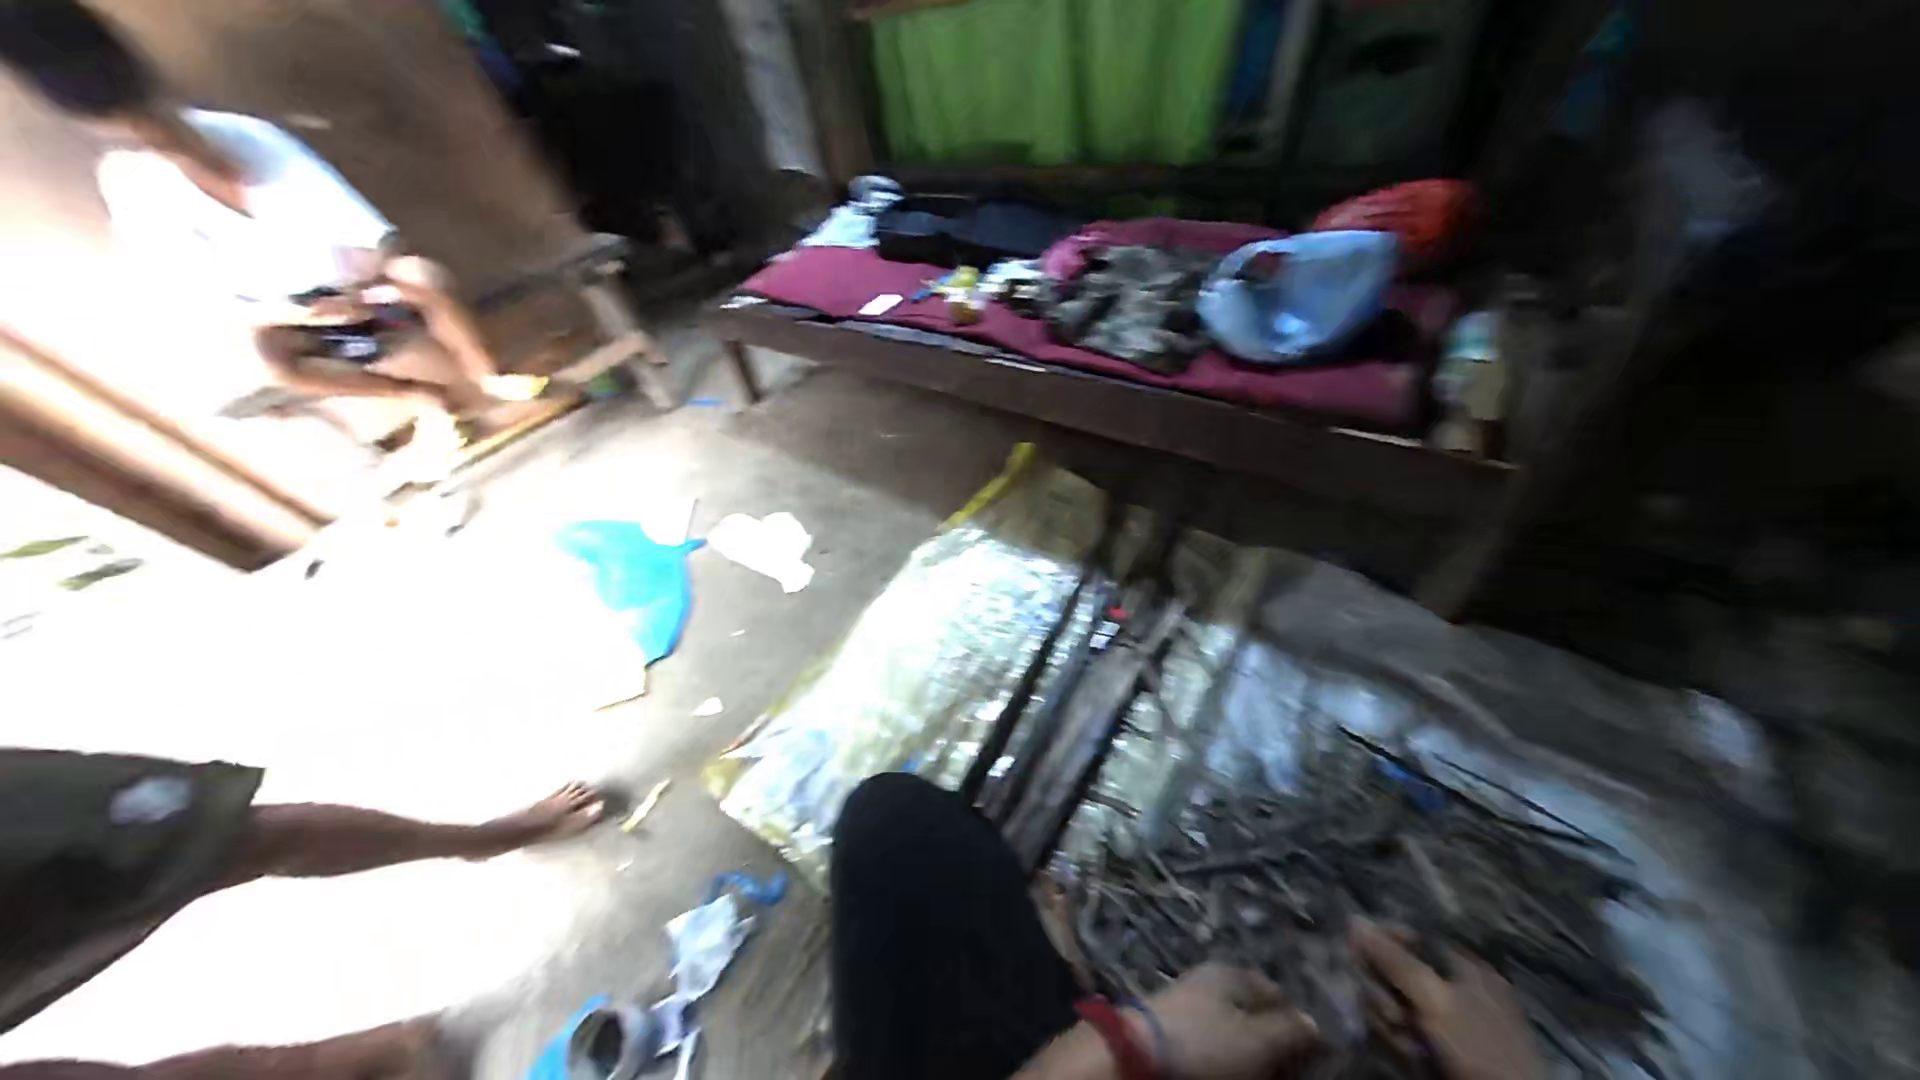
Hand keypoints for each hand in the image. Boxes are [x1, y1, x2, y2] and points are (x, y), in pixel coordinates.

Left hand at [1136, 963, 1320, 1079]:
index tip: (1314, 1052)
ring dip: (1253, 1053)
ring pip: (1235, 1030)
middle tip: (1290, 1068)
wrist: (1140, 1055)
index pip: (1275, 992)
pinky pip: (1216, 1043)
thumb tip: (1314, 1022)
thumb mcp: (1258, 1040)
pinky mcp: (1178, 1030)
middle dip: (1275, 1039)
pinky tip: (1236, 1069)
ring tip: (1264, 1073)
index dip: (1296, 1021)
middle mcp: (1210, 981)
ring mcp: (1191, 1004)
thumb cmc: (1206, 1043)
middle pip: (1255, 1011)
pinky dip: (1230, 1057)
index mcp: (1230, 973)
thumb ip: (1290, 1029)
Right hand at [1350, 919, 1544, 1079]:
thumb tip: (1353, 919)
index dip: (1380, 940)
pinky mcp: (1439, 1050)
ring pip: (1394, 1002)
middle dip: (1383, 990)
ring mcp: (1448, 1022)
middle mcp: (1457, 989)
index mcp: (1466, 967)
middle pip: (1397, 971)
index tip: (1354, 951)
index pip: (1409, 935)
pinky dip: (1397, 1041)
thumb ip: (1392, 958)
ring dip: (1389, 1020)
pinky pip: (1401, 1031)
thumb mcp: (1432, 997)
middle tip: (1392, 1013)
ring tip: (1404, 1040)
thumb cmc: (1474, 1047)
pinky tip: (1408, 1054)